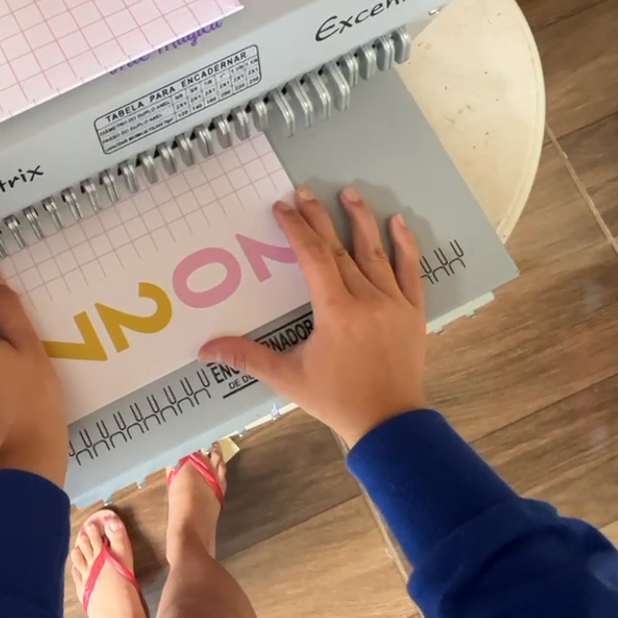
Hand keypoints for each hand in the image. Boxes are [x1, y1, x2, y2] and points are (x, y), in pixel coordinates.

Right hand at [200, 186, 427, 445]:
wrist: (390, 425)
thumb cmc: (336, 399)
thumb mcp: (287, 378)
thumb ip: (247, 357)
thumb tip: (204, 350)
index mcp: (335, 311)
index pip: (313, 257)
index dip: (296, 229)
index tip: (282, 207)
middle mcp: (366, 299)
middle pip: (339, 248)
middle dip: (318, 218)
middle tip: (303, 191)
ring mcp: (393, 303)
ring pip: (375, 252)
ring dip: (360, 220)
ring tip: (349, 193)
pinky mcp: (412, 312)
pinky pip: (410, 271)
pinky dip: (405, 245)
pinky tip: (398, 222)